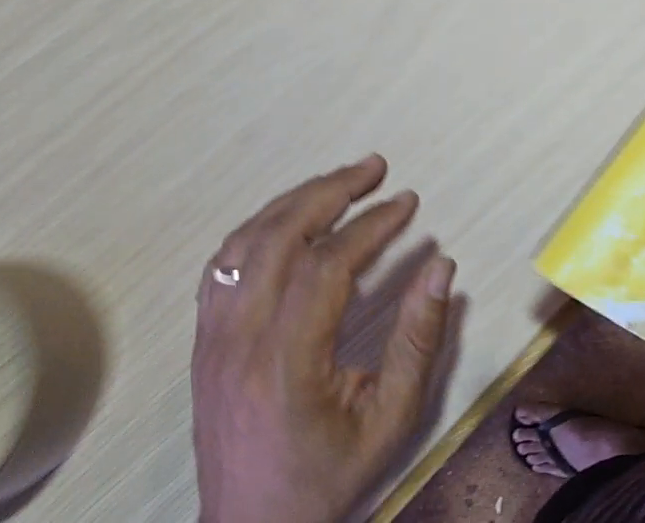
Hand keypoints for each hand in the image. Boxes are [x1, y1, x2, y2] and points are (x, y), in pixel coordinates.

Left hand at [193, 155, 455, 522]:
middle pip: (279, 238)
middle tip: (375, 168)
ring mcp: (212, 340)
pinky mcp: (202, 343)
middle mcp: (239, 342)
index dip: (371, 226)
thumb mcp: (391, 419)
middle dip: (331, 191)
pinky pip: (222, 266)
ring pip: (244, 243)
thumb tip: (442, 266)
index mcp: (287, 364)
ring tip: (339, 181)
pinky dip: (258, 228)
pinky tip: (289, 218)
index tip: (408, 203)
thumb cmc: (328, 477)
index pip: (327, 267)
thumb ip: (419, 339)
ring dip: (294, 201)